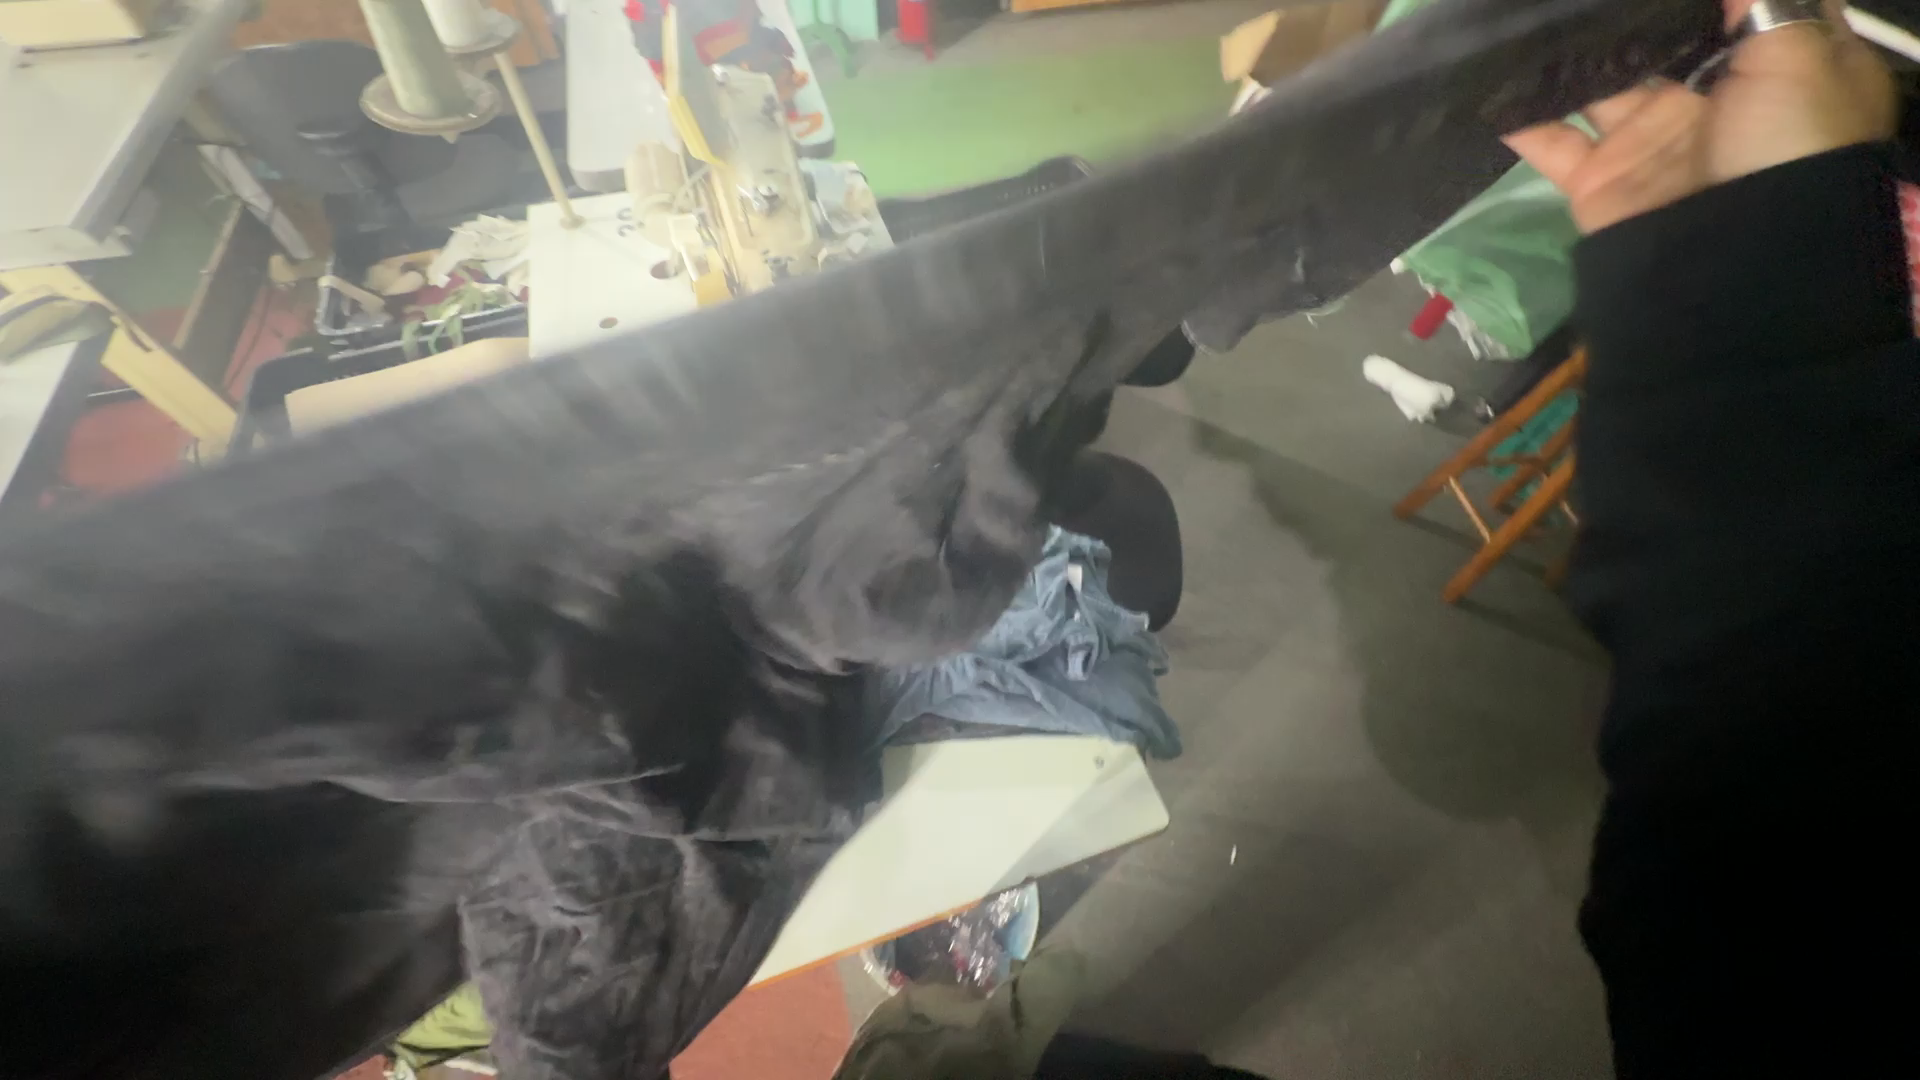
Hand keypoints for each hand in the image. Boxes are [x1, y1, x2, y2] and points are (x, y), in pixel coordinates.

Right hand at [1505, 0, 1897, 232]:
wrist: (1727, 246)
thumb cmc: (1781, 139)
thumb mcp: (1797, 56)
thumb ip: (1758, 7)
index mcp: (1758, 69)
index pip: (1721, 18)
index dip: (1688, 6)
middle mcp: (1697, 101)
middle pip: (1651, 51)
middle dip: (1619, 26)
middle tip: (1577, 5)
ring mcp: (1640, 142)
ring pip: (1596, 92)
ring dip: (1567, 67)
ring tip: (1534, 33)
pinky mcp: (1593, 178)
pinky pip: (1553, 145)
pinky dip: (1523, 125)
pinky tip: (1500, 96)